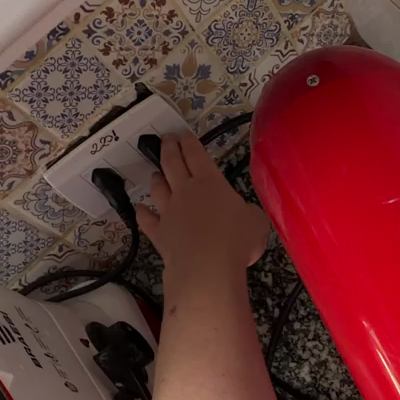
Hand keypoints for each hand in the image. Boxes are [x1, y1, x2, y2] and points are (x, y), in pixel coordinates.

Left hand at [135, 131, 269, 280]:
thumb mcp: (257, 222)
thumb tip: (245, 213)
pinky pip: (146, 218)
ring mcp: (169, 210)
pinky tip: (142, 209)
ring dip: (157, 178)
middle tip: (166, 140)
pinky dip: (143, 212)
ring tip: (157, 174)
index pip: (196, 154)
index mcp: (211, 182)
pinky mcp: (159, 231)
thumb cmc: (237, 240)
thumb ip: (249, 212)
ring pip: (158, 187)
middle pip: (172, 163)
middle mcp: (185, 190)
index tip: (184, 134)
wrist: (208, 265)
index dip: (189, 142)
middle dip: (168, 148)